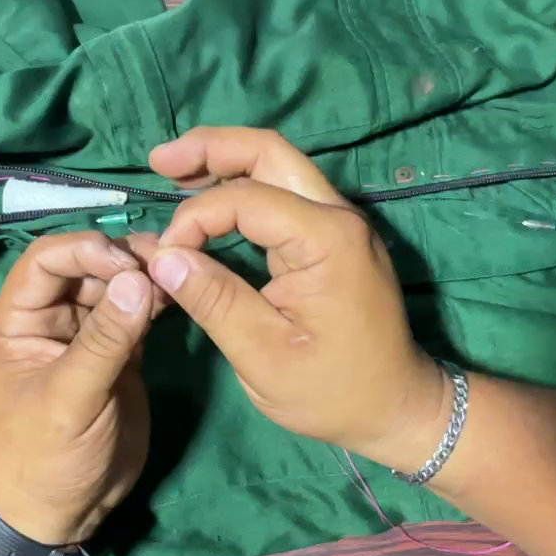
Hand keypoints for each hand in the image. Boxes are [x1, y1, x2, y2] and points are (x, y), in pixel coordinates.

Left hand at [0, 231, 157, 545]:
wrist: (60, 515)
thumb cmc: (44, 458)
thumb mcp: (70, 400)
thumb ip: (104, 341)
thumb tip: (138, 281)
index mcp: (20, 320)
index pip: (47, 260)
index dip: (84, 250)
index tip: (126, 264)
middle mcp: (53, 317)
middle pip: (88, 265)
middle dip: (123, 259)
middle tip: (167, 264)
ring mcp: (89, 334)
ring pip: (117, 286)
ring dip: (146, 276)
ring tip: (179, 274)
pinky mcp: (121, 354)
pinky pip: (138, 314)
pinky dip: (158, 302)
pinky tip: (181, 295)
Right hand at [144, 128, 448, 470]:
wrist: (395, 407)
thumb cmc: (332, 390)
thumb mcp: (262, 356)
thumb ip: (213, 300)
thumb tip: (163, 257)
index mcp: (326, 240)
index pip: (245, 198)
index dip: (195, 218)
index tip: (166, 258)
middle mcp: (338, 215)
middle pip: (269, 153)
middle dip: (211, 148)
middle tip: (160, 160)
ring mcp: (340, 221)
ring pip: (279, 164)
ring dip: (226, 162)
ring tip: (176, 170)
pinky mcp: (335, 235)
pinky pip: (286, 192)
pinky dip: (244, 187)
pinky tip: (212, 200)